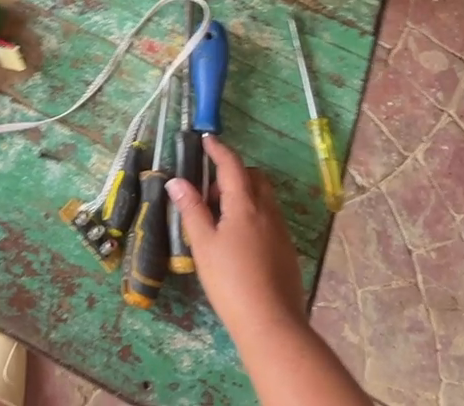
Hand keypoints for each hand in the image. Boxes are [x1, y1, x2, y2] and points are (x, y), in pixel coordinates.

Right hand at [167, 135, 305, 335]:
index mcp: (245, 205)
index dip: (219, 150)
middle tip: (211, 192)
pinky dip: (254, 214)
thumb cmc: (231, 281)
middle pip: (254, 178)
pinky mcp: (287, 251)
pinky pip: (270, 218)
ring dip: (244, 195)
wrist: (272, 324)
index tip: (207, 139)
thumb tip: (177, 181)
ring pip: (264, 198)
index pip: (232, 166)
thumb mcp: (203, 244)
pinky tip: (238, 240)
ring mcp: (281, 232)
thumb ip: (191, 210)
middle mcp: (267, 212)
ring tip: (221, 219)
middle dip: (233, 174)